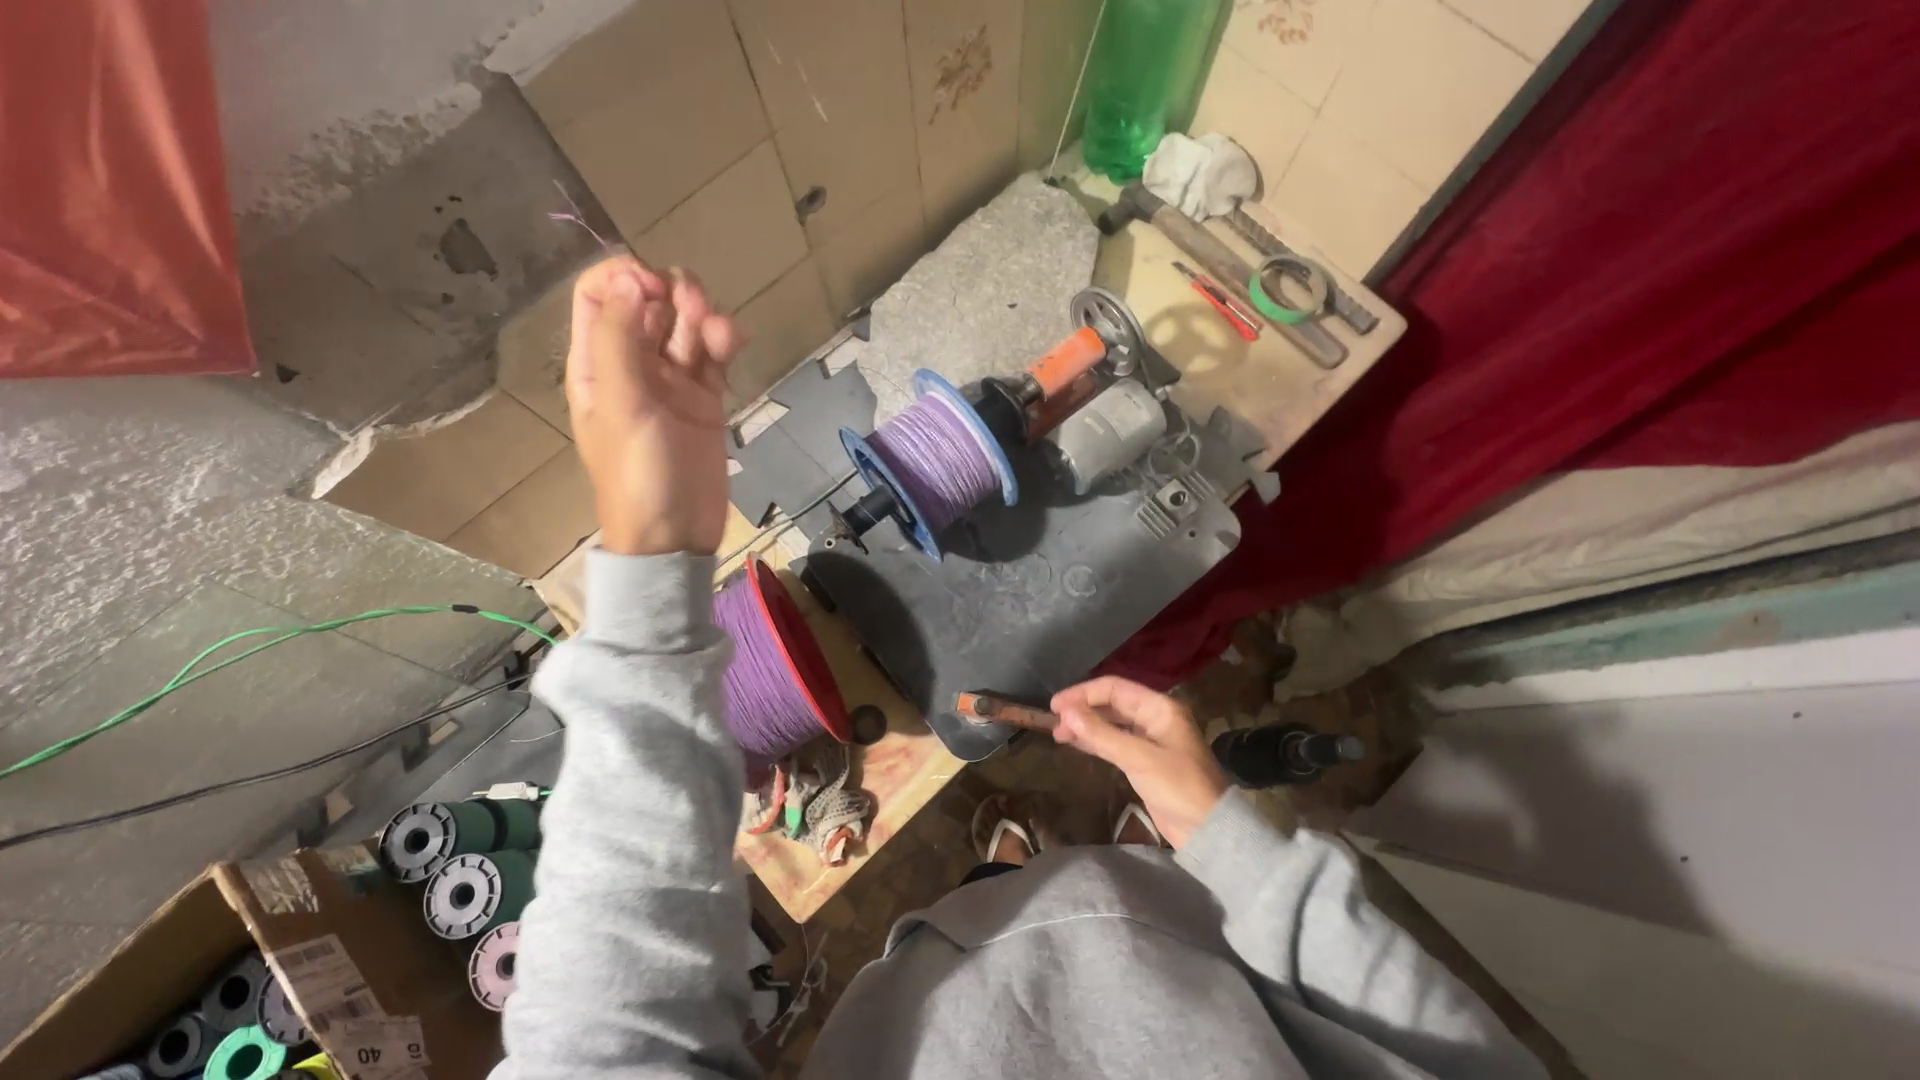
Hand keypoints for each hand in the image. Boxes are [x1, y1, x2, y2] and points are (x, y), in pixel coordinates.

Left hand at [566, 255, 742, 555]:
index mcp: (595, 364)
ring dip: (703, 315)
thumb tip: (630, 279)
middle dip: (672, 293)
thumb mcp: (622, 405)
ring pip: (685, 327)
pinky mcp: (706, 400)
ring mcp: (672, 383)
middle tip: (695, 307)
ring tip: (721, 331)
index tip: (654, 287)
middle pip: (648, 305)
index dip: (625, 278)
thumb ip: (620, 340)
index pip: (600, 296)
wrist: (675, 535)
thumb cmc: (639, 474)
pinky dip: (725, 341)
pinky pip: (714, 356)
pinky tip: (735, 341)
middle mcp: (631, 366)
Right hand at [1050, 676, 1229, 848]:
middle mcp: (1154, 718)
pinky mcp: (1144, 761)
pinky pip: (1114, 742)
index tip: (1056, 705)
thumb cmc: (1179, 787)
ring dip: (1086, 725)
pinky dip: (1094, 741)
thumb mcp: (1139, 759)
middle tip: (1054, 721)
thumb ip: (1102, 734)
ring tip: (1058, 734)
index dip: (1083, 693)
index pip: (1114, 688)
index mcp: (1159, 708)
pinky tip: (1076, 744)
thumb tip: (1066, 713)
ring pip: (1111, 723)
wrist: (1207, 829)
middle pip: (1111, 703)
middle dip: (1082, 709)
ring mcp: (1149, 740)